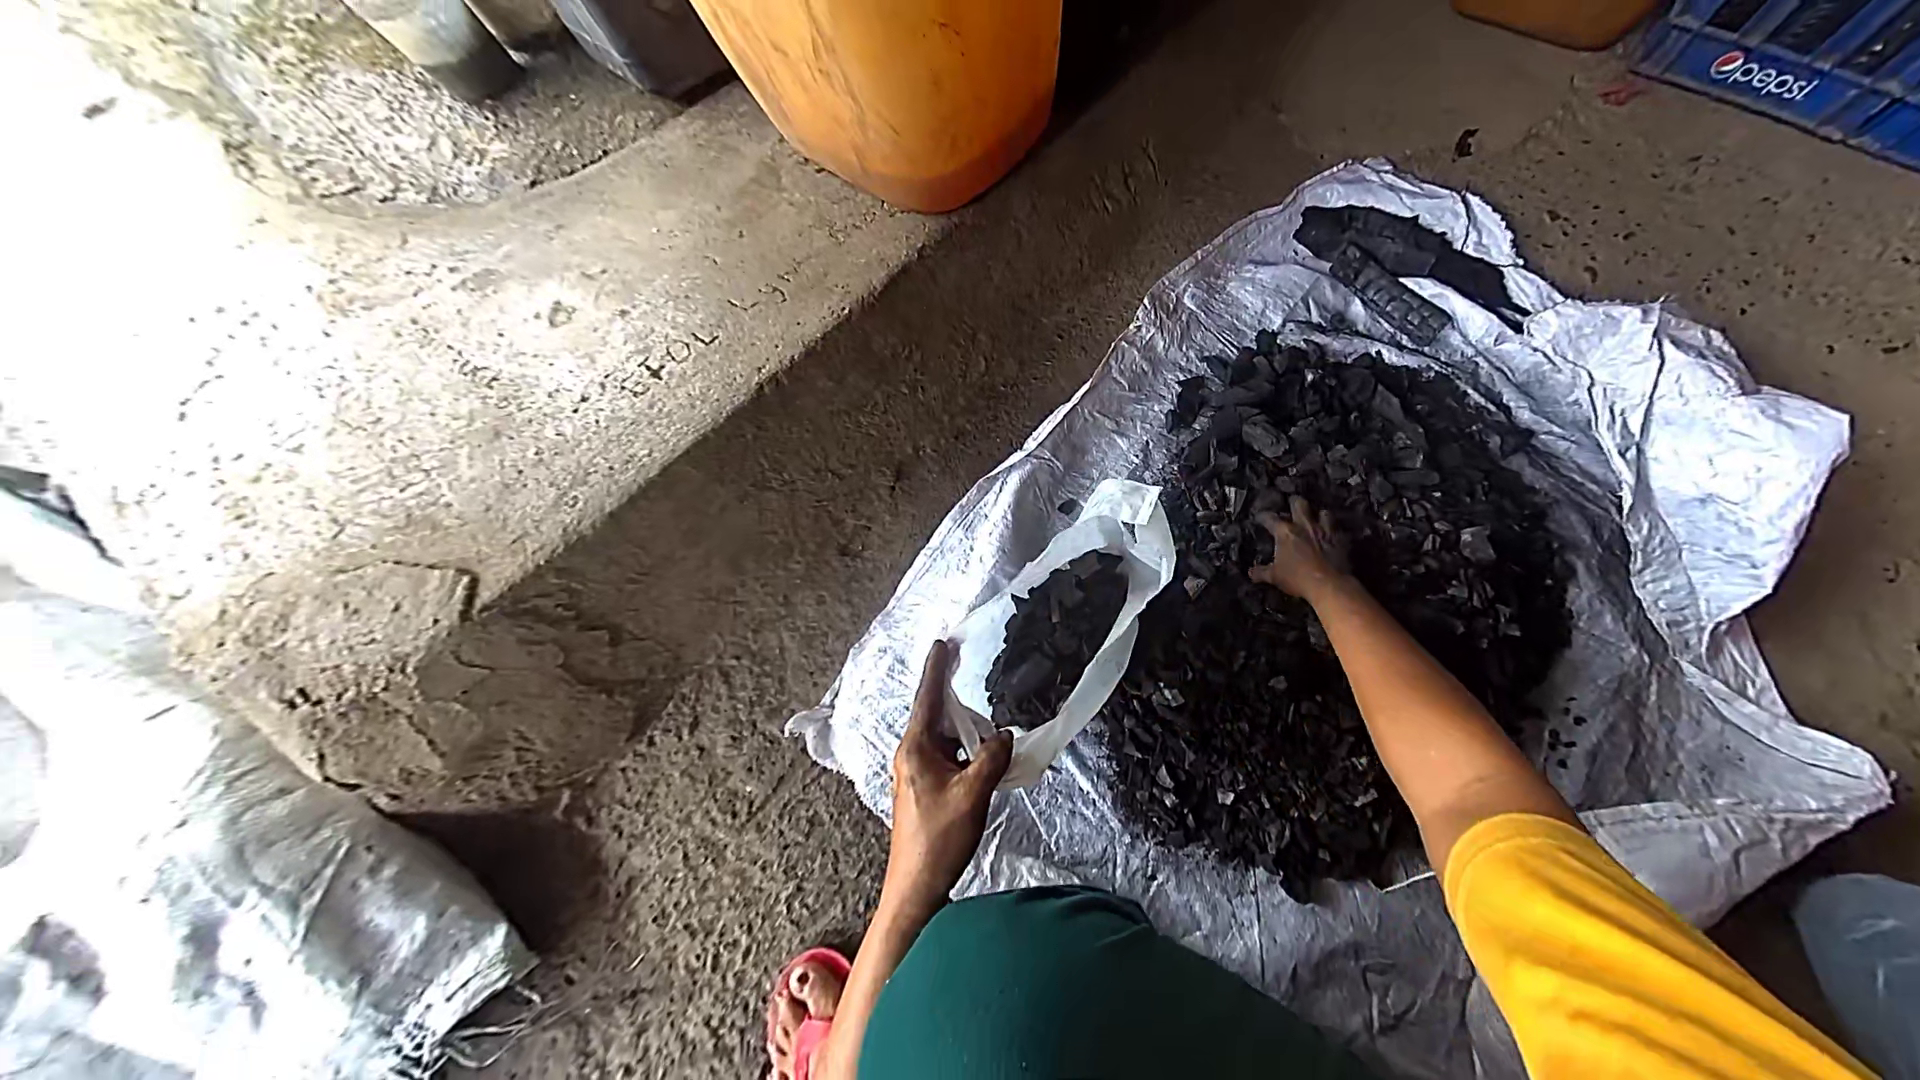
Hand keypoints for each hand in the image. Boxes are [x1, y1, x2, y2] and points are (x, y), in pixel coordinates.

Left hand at [884, 640, 1011, 913]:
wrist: (916, 887)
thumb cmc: (939, 839)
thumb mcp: (972, 794)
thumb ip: (991, 758)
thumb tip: (1005, 734)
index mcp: (915, 748)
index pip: (928, 698)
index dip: (937, 669)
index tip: (943, 643)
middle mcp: (912, 754)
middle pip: (937, 715)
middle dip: (956, 696)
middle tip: (972, 672)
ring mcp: (917, 772)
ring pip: (945, 738)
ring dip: (966, 730)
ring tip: (990, 723)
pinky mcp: (925, 788)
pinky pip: (948, 757)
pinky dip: (965, 750)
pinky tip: (985, 755)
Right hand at [1251, 495, 1349, 600]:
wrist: (1329, 585)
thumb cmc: (1297, 578)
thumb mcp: (1275, 577)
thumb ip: (1262, 572)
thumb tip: (1252, 573)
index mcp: (1285, 532)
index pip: (1270, 518)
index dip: (1263, 516)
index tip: (1259, 517)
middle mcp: (1305, 526)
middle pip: (1299, 504)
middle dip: (1294, 502)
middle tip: (1291, 503)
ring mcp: (1325, 531)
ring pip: (1323, 512)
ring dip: (1318, 515)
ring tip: (1316, 519)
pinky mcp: (1341, 540)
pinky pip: (1337, 529)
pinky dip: (1333, 530)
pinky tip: (1331, 535)